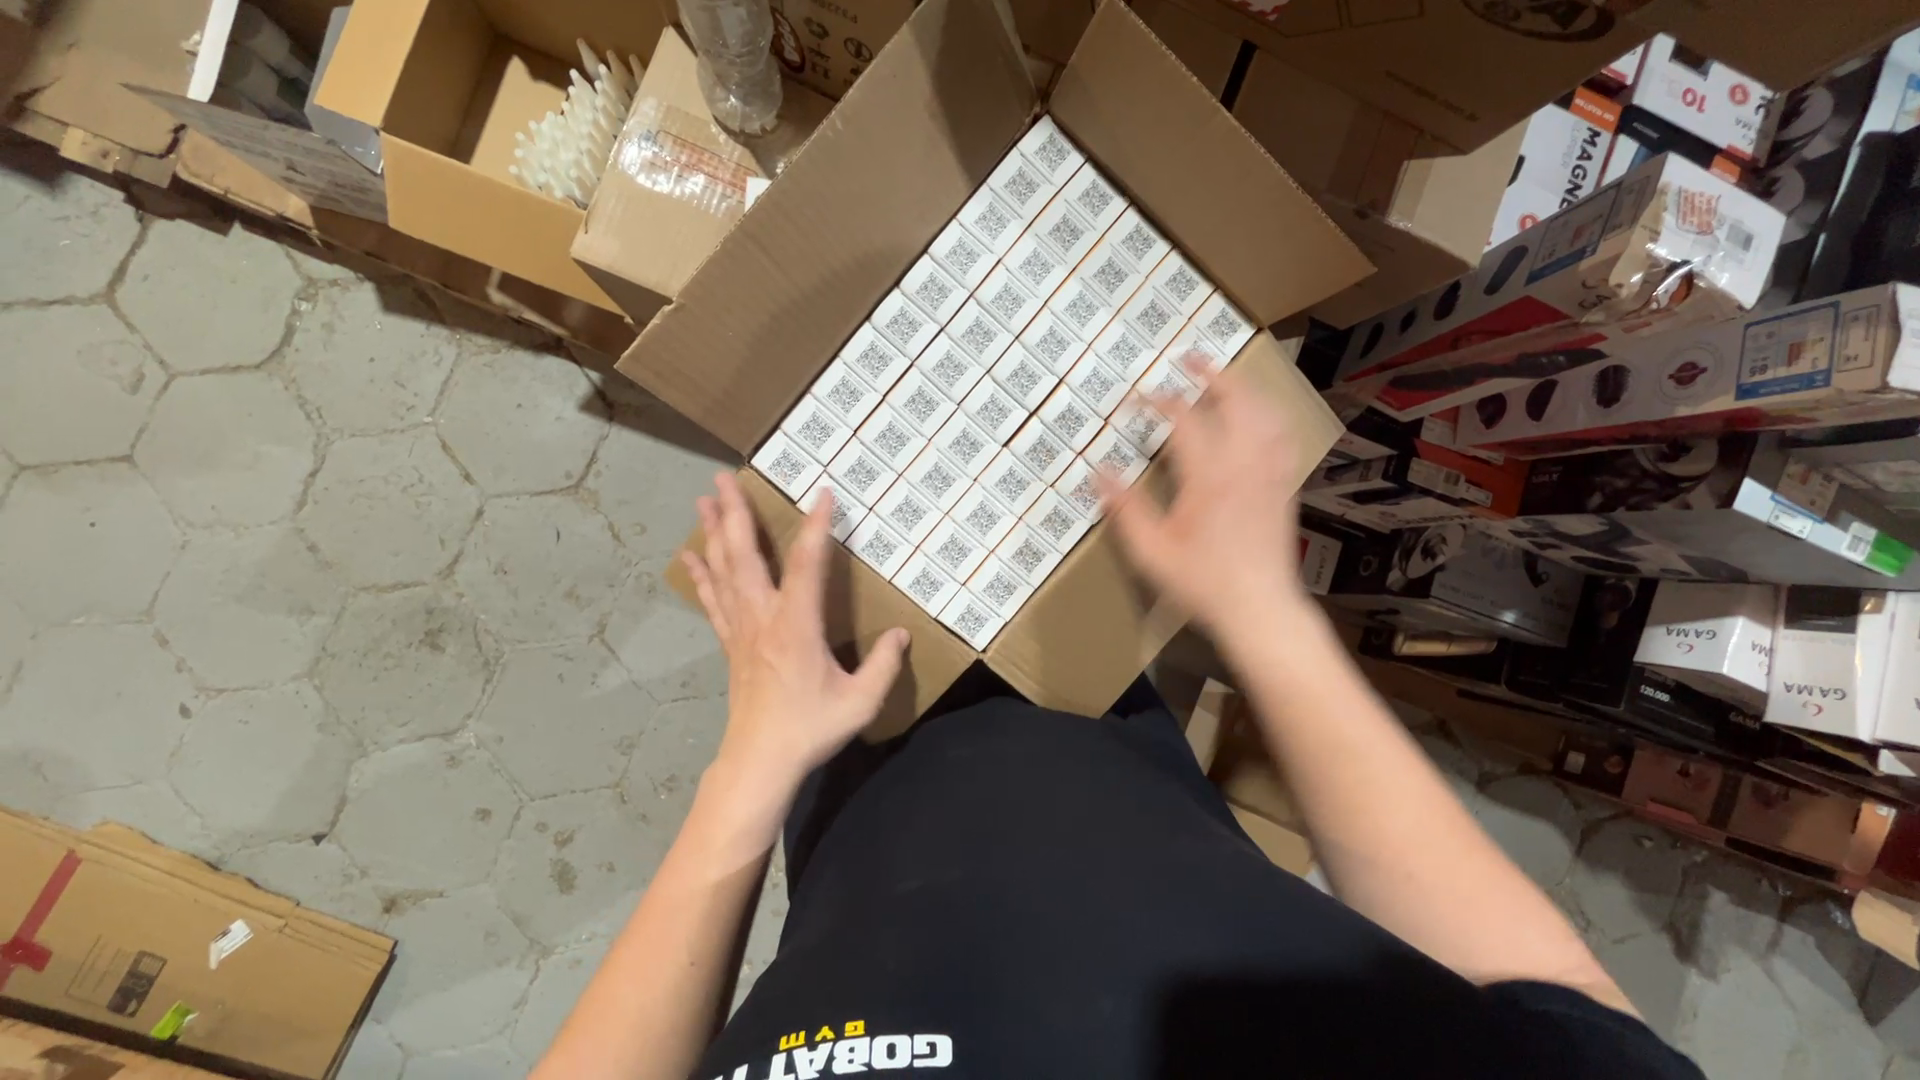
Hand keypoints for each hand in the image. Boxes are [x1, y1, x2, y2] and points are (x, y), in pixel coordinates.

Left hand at [682, 473, 909, 796]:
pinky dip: (701, 575)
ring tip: (704, 499)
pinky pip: (713, 600)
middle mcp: (763, 617)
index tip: (823, 493)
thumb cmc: (810, 728)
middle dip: (734, 513)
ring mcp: (741, 629)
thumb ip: (883, 665)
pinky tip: (690, 557)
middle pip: (744, 555)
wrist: (759, 760)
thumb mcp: (861, 701)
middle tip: (725, 477)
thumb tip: (900, 634)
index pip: (808, 565)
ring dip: (714, 533)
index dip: (817, 527)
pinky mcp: (730, 644)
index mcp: (797, 625)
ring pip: (723, 571)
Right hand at [1098, 358, 1313, 635]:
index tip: (1134, 397)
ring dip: (1243, 388)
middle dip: (1211, 373)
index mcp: (1209, 477)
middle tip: (1189, 358)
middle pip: (1235, 400)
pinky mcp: (1284, 486)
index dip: (1157, 400)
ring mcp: (1270, 473)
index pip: (1183, 419)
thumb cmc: (1203, 583)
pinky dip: (1269, 416)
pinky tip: (1259, 417)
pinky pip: (1283, 436)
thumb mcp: (1152, 552)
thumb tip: (1099, 473)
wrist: (1260, 608)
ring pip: (1264, 413)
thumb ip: (1126, 509)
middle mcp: (1244, 465)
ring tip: (1224, 378)